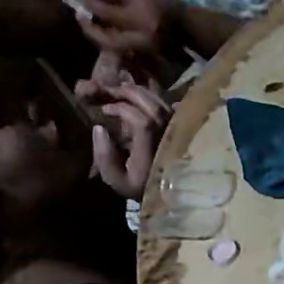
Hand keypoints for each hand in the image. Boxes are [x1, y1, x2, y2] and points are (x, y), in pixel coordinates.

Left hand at [72, 0, 171, 53]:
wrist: (183, 24)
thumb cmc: (158, 1)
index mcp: (138, 17)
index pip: (104, 12)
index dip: (86, 5)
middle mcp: (140, 37)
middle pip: (106, 38)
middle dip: (89, 29)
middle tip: (80, 17)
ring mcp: (142, 50)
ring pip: (111, 47)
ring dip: (97, 36)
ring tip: (89, 23)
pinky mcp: (142, 55)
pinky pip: (119, 50)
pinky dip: (107, 40)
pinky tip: (103, 31)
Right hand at [85, 80, 171, 200]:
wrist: (166, 194)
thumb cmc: (138, 187)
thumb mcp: (116, 180)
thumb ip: (104, 157)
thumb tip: (99, 128)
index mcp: (151, 154)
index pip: (143, 123)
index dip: (123, 110)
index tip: (106, 110)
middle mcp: (168, 141)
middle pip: (155, 109)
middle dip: (132, 94)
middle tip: (113, 90)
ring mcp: (179, 135)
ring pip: (165, 106)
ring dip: (144, 93)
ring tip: (125, 89)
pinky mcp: (184, 132)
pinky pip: (178, 109)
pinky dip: (163, 99)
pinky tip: (148, 95)